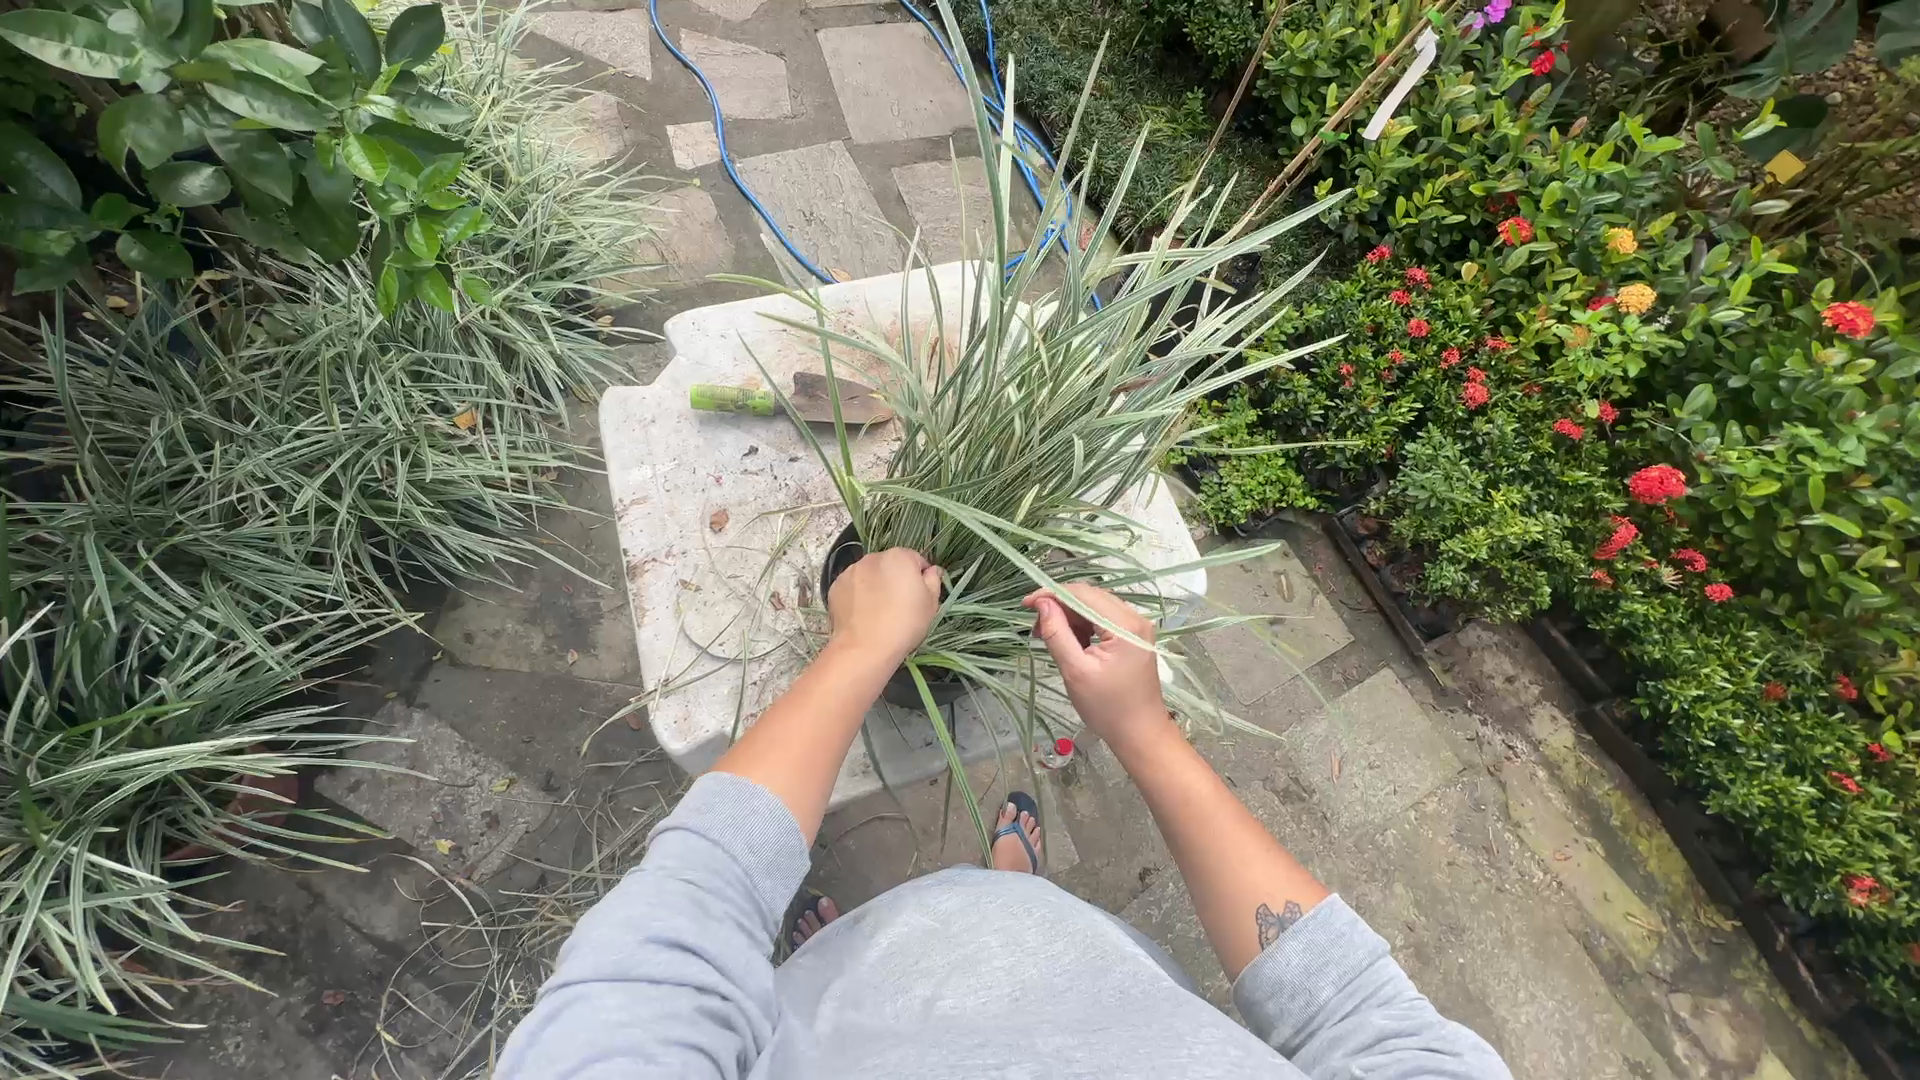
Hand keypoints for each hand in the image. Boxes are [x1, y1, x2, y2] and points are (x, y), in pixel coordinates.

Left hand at [827, 547, 942, 665]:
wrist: (865, 648)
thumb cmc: (904, 624)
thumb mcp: (930, 604)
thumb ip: (933, 581)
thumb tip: (931, 570)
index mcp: (899, 557)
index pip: (915, 560)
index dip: (919, 577)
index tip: (919, 596)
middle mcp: (873, 558)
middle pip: (889, 565)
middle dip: (894, 579)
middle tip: (898, 605)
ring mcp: (851, 571)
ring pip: (869, 575)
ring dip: (875, 585)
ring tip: (877, 611)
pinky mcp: (835, 587)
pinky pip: (852, 587)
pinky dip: (857, 595)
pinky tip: (862, 614)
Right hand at [1022, 583, 1170, 743]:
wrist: (1140, 734)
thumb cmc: (1108, 708)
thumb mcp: (1075, 671)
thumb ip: (1057, 634)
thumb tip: (1042, 604)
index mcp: (1125, 625)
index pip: (1082, 594)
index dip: (1051, 594)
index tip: (1025, 605)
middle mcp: (1135, 618)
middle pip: (1089, 597)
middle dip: (1059, 606)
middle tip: (1035, 627)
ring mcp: (1136, 627)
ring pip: (1094, 606)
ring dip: (1069, 616)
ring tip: (1048, 636)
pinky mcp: (1133, 636)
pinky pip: (1102, 619)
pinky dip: (1082, 626)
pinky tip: (1069, 641)